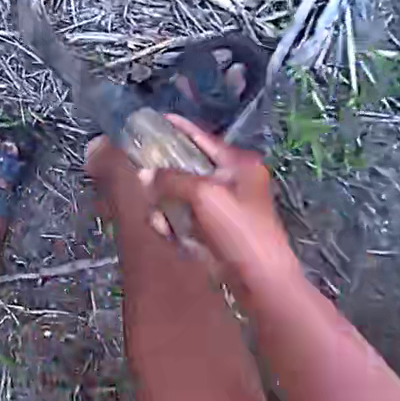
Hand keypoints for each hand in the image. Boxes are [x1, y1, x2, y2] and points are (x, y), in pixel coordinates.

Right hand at [140, 115, 302, 290]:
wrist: (260, 281)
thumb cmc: (238, 230)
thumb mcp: (202, 195)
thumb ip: (170, 179)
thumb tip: (144, 174)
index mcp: (239, 164)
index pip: (203, 138)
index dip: (178, 128)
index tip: (153, 120)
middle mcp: (233, 181)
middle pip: (189, 166)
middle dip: (163, 172)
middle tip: (139, 168)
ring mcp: (225, 208)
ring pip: (182, 195)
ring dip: (164, 202)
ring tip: (151, 210)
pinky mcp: (215, 231)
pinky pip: (184, 219)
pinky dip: (171, 222)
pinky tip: (162, 229)